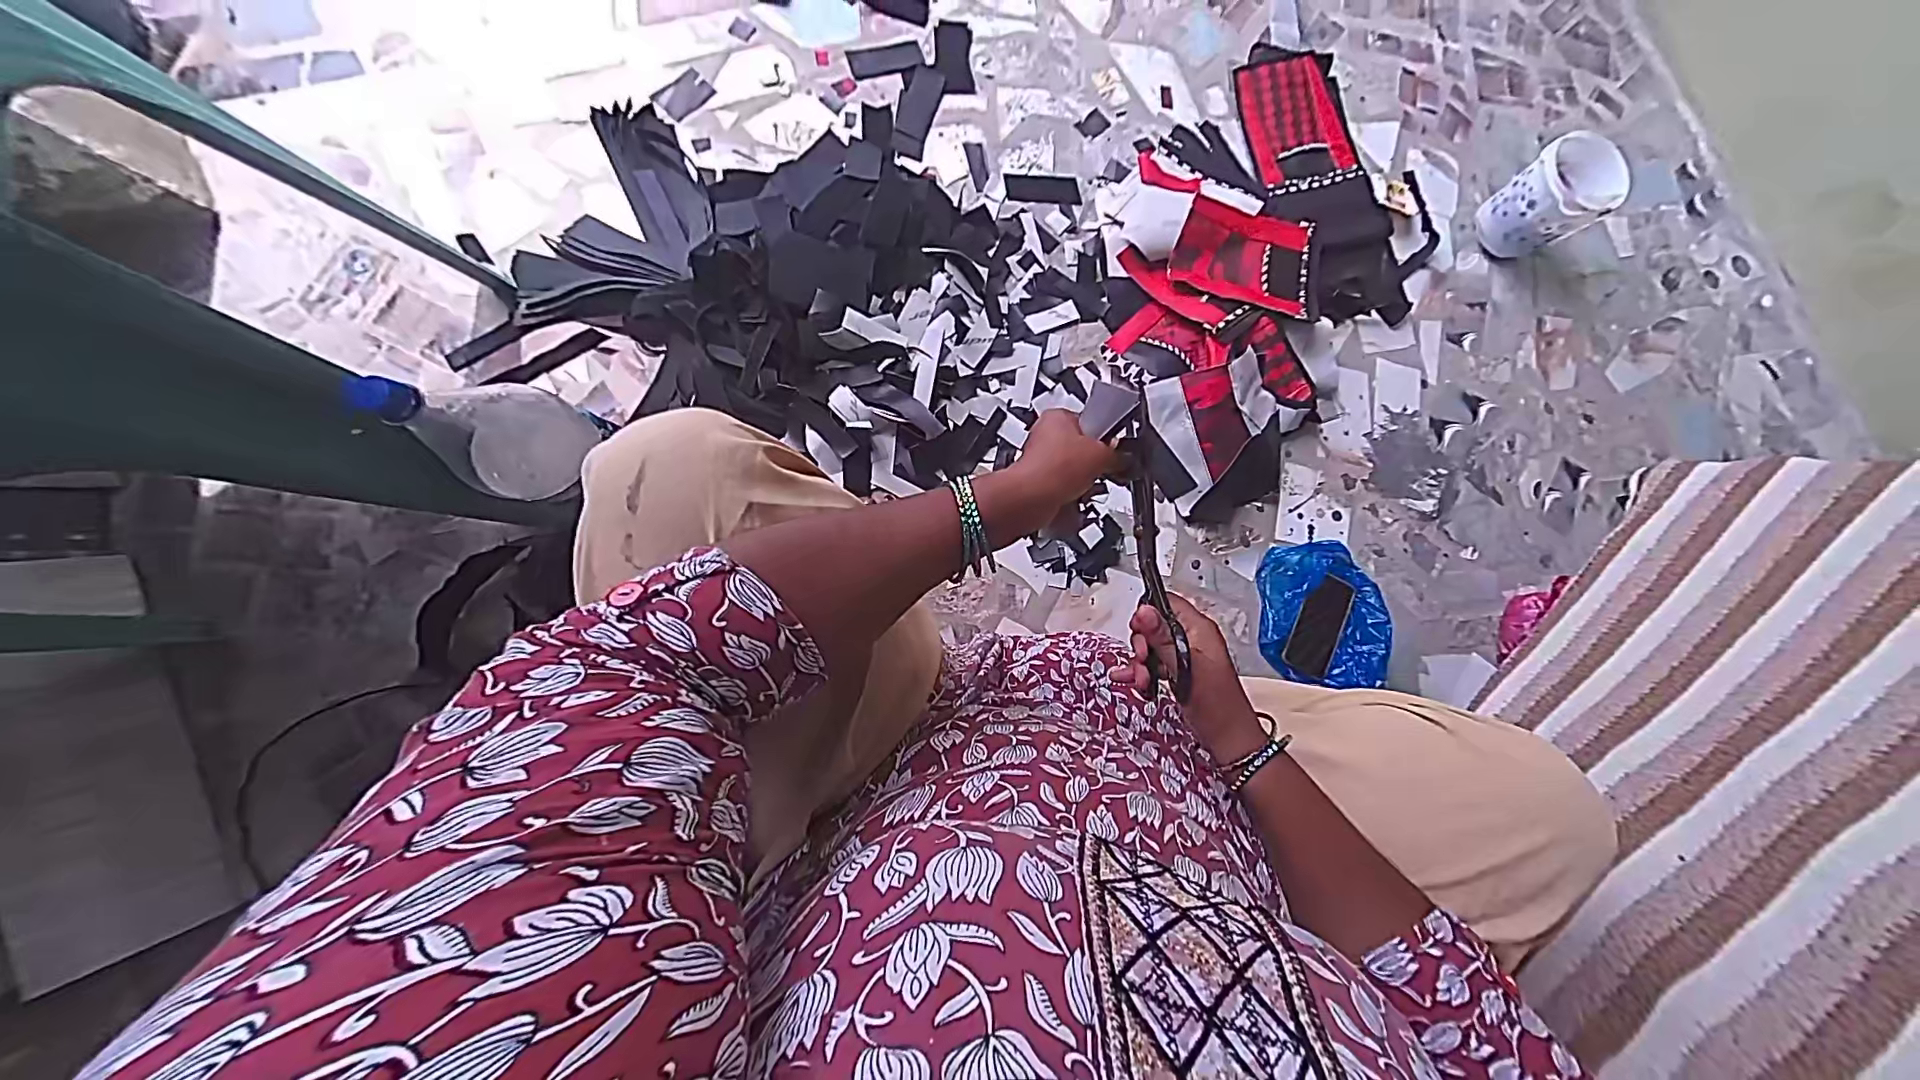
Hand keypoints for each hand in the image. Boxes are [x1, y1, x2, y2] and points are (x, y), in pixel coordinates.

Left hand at [1008, 409, 1123, 509]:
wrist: (1032, 499)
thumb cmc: (1053, 468)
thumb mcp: (1102, 455)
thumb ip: (1116, 454)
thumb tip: (1123, 459)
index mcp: (1057, 416)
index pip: (1090, 421)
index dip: (1105, 436)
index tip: (1114, 447)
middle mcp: (1044, 435)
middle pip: (1081, 449)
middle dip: (1093, 462)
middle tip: (1100, 468)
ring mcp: (1040, 461)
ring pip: (1073, 470)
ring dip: (1083, 480)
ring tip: (1086, 485)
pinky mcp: (1038, 482)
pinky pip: (1063, 487)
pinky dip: (1071, 493)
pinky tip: (1074, 496)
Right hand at [1108, 592, 1267, 764]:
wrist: (1228, 740)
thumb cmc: (1217, 706)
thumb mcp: (1184, 668)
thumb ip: (1162, 638)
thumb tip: (1144, 611)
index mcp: (1198, 629)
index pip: (1165, 603)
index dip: (1146, 615)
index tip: (1139, 634)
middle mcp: (1191, 638)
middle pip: (1153, 625)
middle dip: (1141, 643)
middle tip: (1143, 661)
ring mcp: (1184, 655)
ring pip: (1150, 646)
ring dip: (1140, 662)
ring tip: (1142, 679)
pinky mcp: (1179, 671)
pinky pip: (1153, 663)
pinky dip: (1143, 672)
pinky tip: (1138, 682)